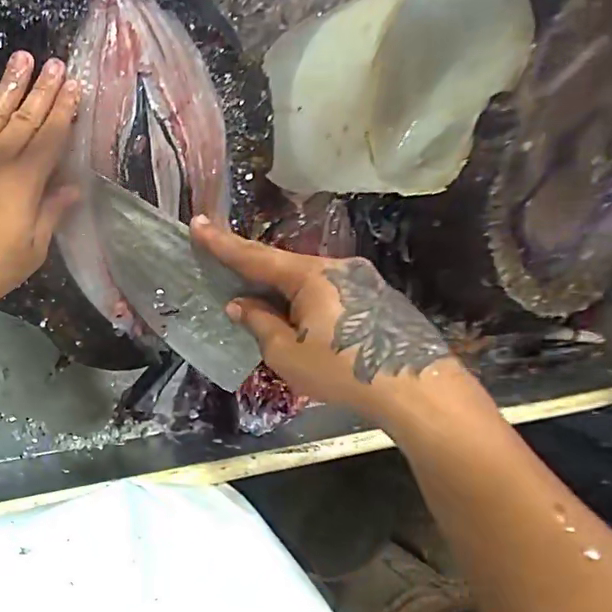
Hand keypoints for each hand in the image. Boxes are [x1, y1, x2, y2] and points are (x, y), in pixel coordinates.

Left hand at [0, 51, 81, 314]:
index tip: (74, 85)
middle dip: (42, 90)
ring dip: (6, 86)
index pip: (50, 137)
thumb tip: (72, 188)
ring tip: (21, 58)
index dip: (64, 110)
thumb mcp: (34, 247)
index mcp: (24, 179)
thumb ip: (51, 212)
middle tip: (55, 62)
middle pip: (24, 118)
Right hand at [191, 216, 476, 423]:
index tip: (197, 224)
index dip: (223, 244)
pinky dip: (310, 305)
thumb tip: (241, 305)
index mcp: (310, 276)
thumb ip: (260, 324)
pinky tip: (308, 327)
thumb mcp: (287, 353)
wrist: (414, 387)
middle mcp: (337, 268)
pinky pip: (331, 295)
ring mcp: (363, 281)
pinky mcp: (378, 299)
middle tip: (230, 278)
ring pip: (311, 283)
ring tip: (271, 317)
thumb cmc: (342, 370)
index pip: (256, 257)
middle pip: (285, 268)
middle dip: (257, 275)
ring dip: (286, 297)